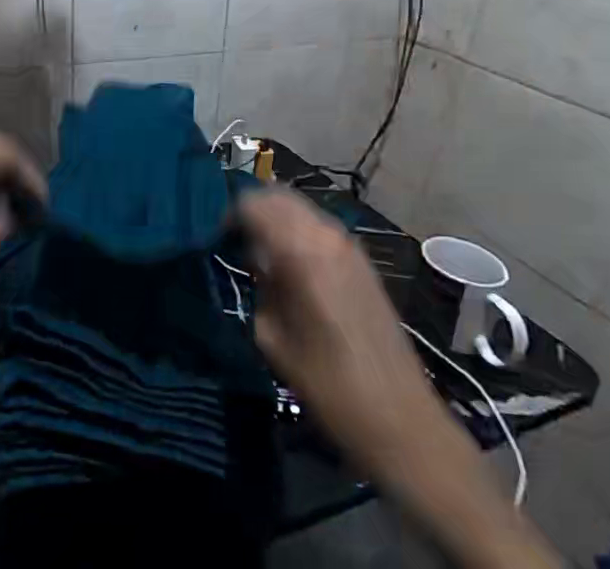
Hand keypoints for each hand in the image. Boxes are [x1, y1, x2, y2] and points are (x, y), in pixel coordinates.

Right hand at [238, 188, 559, 568]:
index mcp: (300, 250)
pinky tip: (290, 263)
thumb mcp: (271, 336)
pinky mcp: (363, 259)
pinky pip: (320, 228)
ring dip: (277, 218)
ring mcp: (350, 243)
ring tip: (258, 250)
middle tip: (233, 238)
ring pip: (301, 209)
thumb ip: (260, 285)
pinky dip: (298, 231)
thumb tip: (255, 259)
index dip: (228, 213)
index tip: (214, 236)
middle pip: (279, 196)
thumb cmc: (325, 382)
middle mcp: (326, 234)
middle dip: (253, 209)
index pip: (253, 204)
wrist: (396, 413)